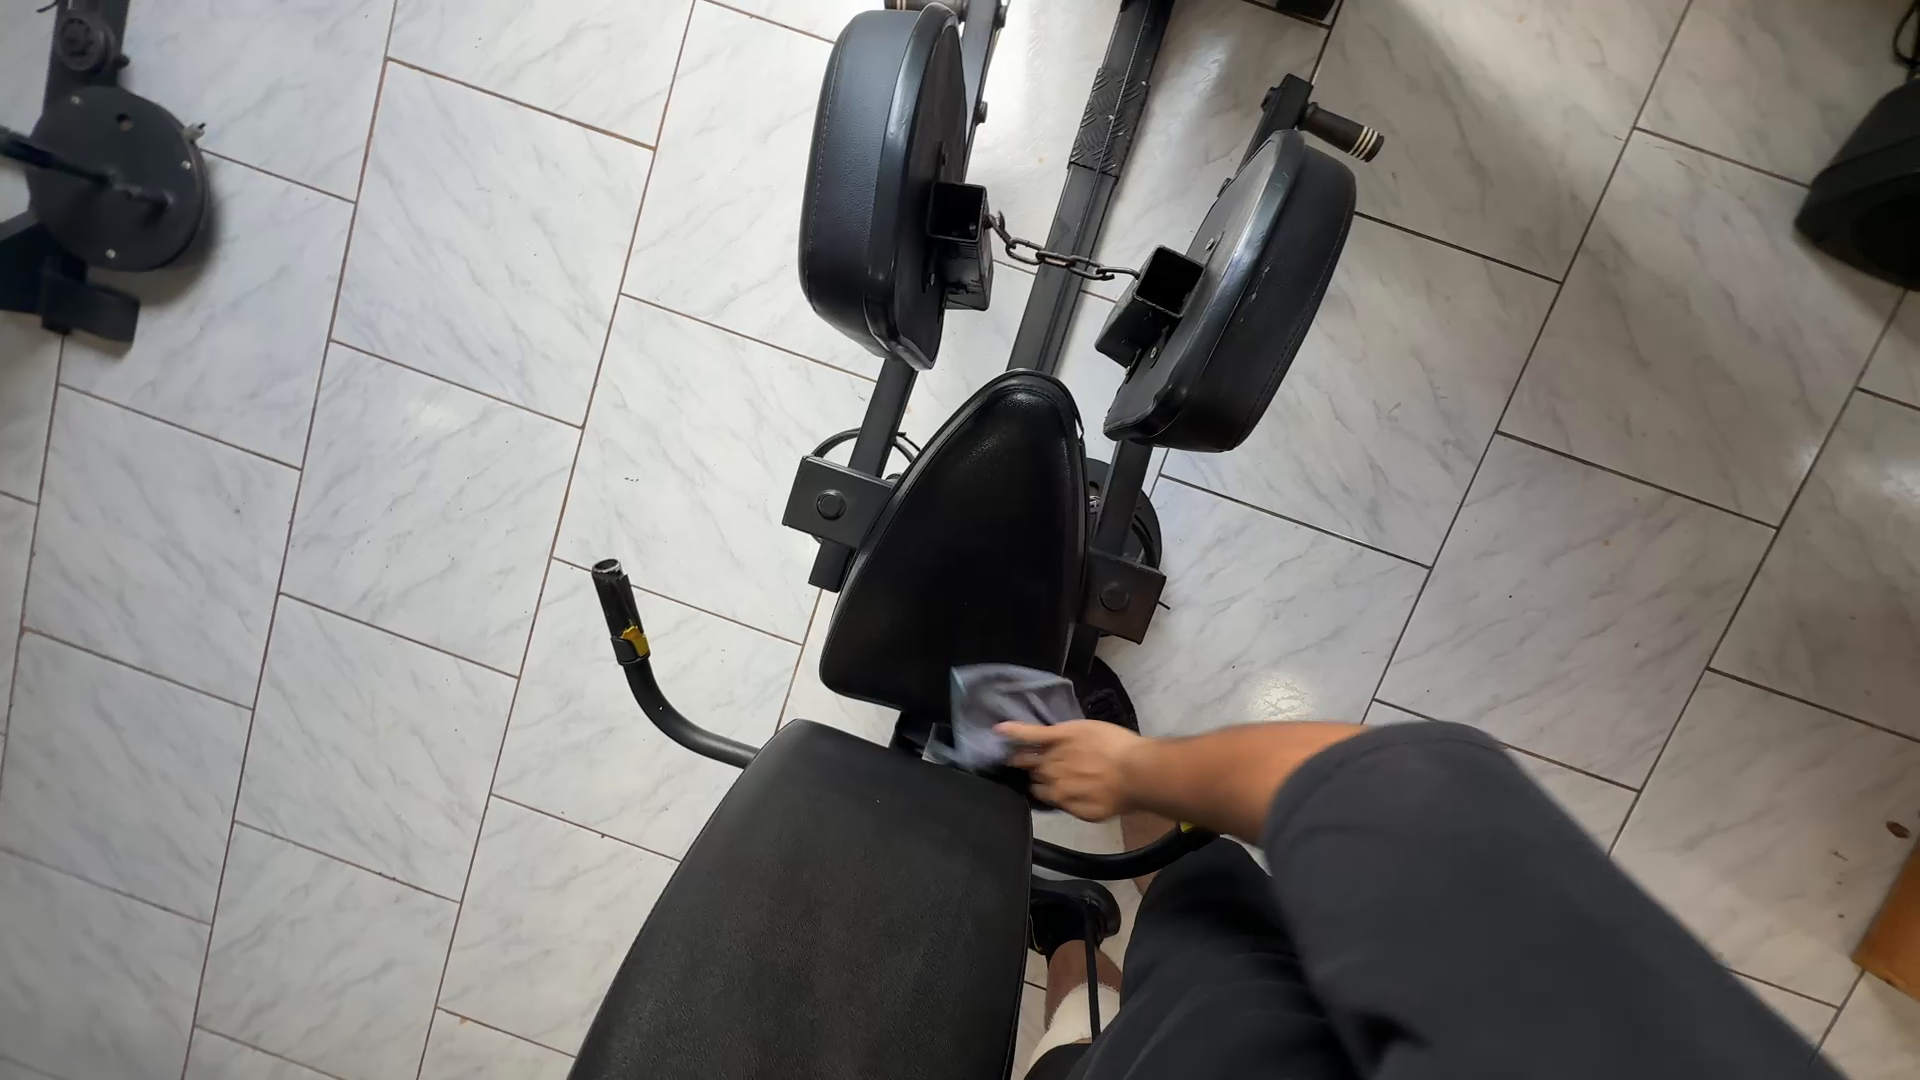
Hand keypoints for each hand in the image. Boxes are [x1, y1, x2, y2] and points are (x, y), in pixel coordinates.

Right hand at [997, 720, 1145, 821]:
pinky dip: (1014, 731)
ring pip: (1029, 756)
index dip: (1037, 787)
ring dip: (1018, 756)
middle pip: (1033, 773)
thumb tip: (1059, 801)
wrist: (1135, 772)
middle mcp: (1051, 777)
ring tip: (1007, 754)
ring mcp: (1053, 754)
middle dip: (1028, 772)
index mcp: (1059, 797)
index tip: (1036, 784)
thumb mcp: (1094, 812)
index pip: (1039, 792)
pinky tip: (999, 729)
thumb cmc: (1122, 794)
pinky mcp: (1059, 735)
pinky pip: (1031, 733)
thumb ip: (1072, 806)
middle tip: (1022, 767)